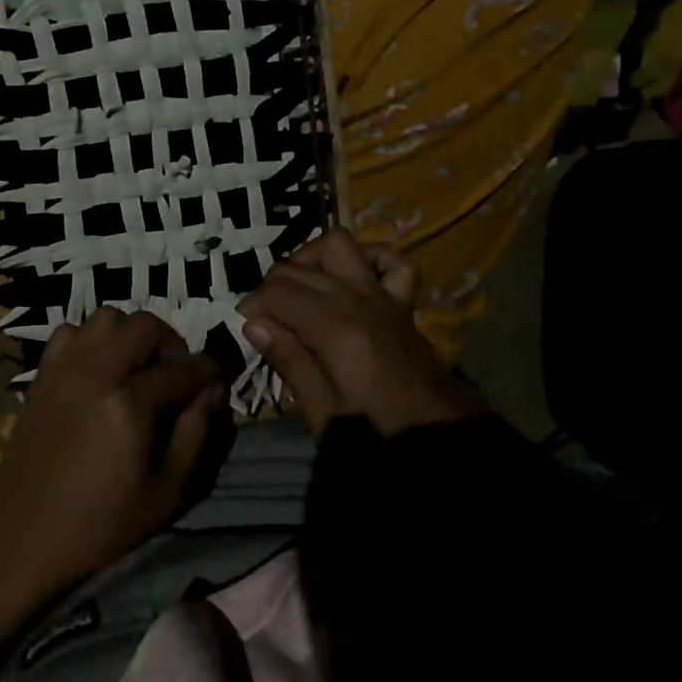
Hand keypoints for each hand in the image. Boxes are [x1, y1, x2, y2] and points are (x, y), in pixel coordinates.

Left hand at [0, 308, 227, 588]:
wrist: (25, 537)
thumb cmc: (103, 523)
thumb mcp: (169, 490)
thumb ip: (198, 431)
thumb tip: (215, 387)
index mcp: (129, 405)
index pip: (185, 369)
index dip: (210, 370)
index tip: (219, 377)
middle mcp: (95, 374)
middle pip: (145, 325)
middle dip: (171, 343)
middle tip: (174, 375)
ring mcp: (63, 370)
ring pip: (106, 318)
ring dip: (130, 335)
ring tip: (136, 368)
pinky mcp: (40, 377)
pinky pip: (70, 331)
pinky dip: (91, 340)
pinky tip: (98, 370)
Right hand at [237, 229, 483, 438]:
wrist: (435, 438)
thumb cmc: (375, 433)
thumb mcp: (321, 411)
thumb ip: (288, 360)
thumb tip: (253, 325)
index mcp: (335, 327)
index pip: (279, 291)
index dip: (253, 305)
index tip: (246, 327)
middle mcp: (357, 298)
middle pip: (300, 267)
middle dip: (272, 285)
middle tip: (267, 319)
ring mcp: (383, 295)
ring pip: (340, 244)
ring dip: (312, 258)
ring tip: (300, 289)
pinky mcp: (402, 302)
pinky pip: (393, 261)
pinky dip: (370, 258)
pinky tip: (352, 277)